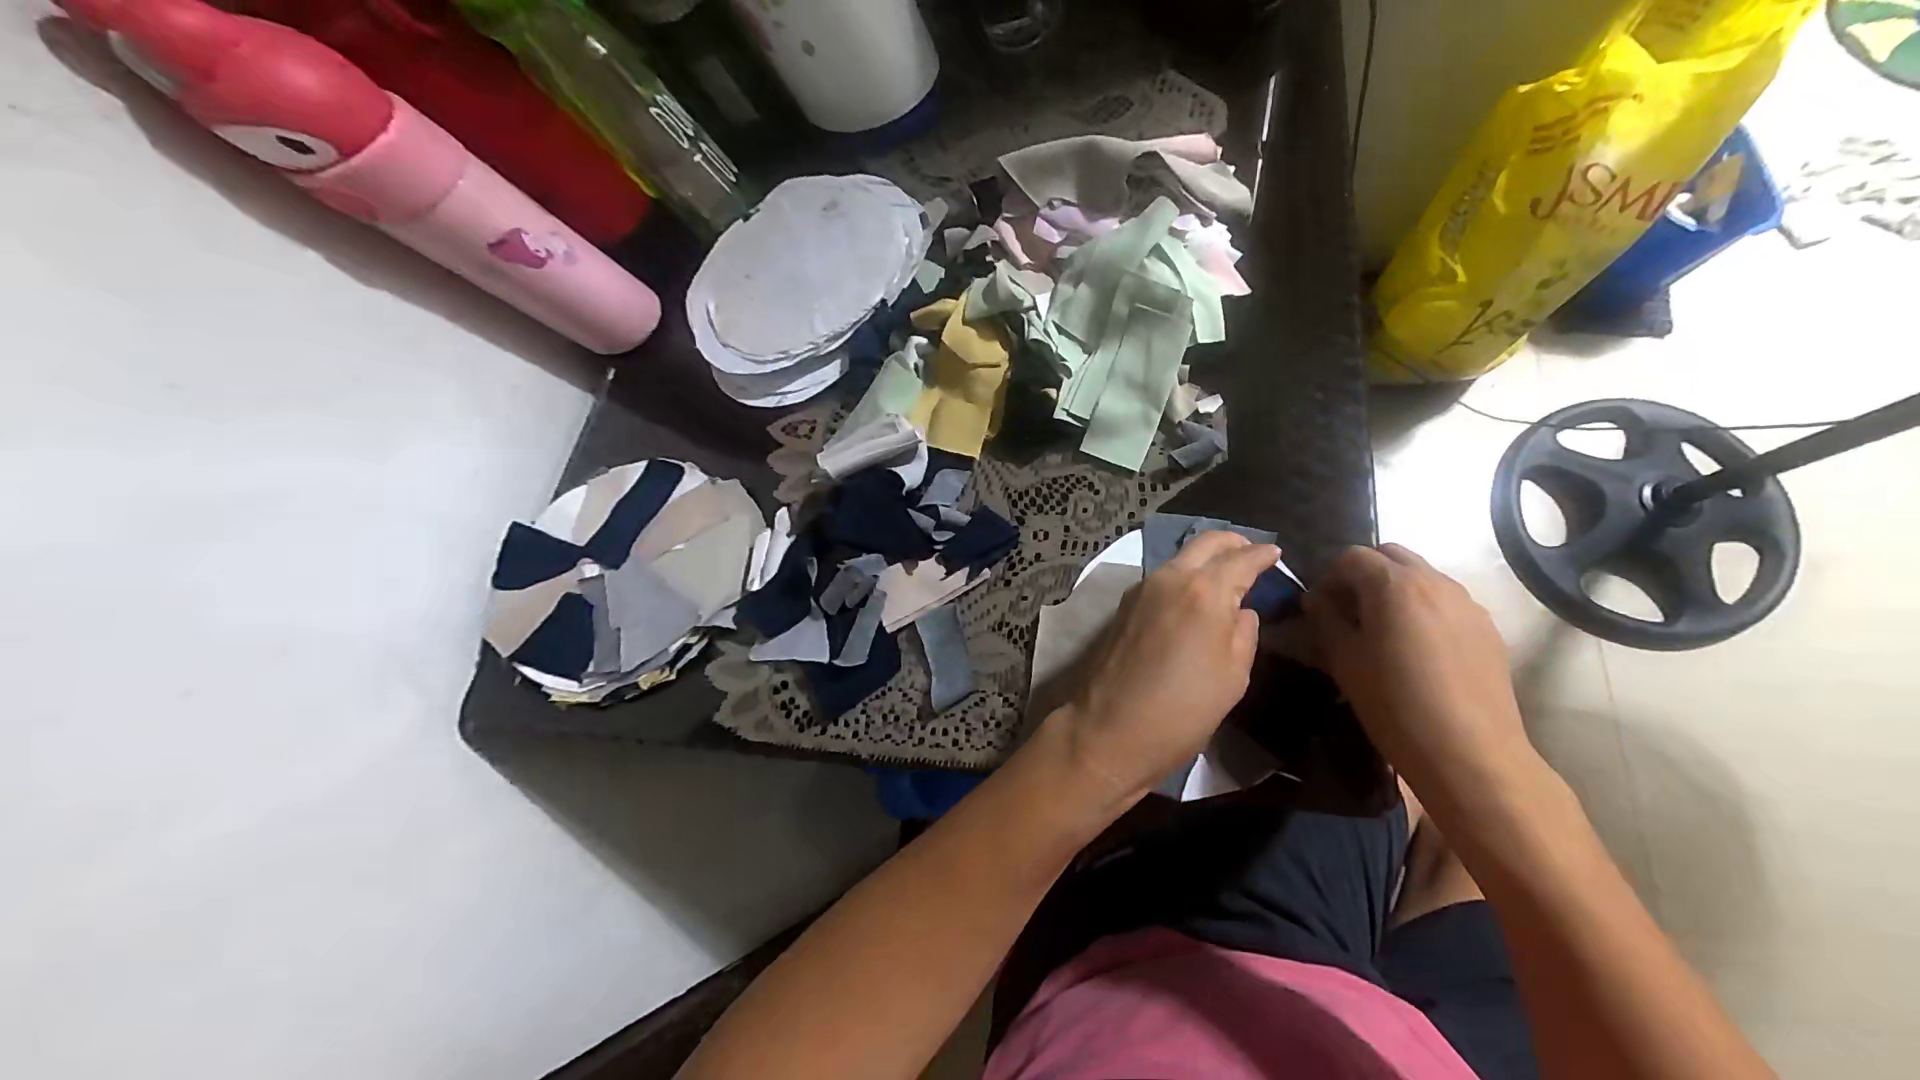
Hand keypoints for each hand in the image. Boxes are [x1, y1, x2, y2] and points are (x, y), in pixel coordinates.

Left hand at [1052, 531, 1278, 806]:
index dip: (1262, 555)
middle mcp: (1170, 578)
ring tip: (1225, 572)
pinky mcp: (1124, 606)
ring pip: (1180, 557)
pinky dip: (1183, 574)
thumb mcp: (1233, 675)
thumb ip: (1243, 633)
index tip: (1275, 554)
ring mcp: (1142, 589)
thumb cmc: (1184, 708)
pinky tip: (1193, 592)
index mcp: (1204, 591)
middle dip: (1232, 543)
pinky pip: (1162, 577)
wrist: (1111, 728)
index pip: (1241, 559)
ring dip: (1204, 557)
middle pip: (1206, 543)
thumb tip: (1241, 610)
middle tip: (1251, 552)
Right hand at [1303, 545, 1538, 800]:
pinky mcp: (1487, 629)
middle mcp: (1435, 582)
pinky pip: (1445, 602)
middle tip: (1348, 611)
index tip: (1319, 608)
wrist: (1470, 754)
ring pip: (1421, 576)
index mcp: (1395, 585)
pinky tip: (1416, 650)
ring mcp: (1467, 604)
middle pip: (1391, 555)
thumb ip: (1326, 620)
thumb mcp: (1345, 661)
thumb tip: (1316, 600)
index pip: (1352, 557)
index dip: (1328, 577)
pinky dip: (1422, 609)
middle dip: (1363, 574)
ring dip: (1394, 590)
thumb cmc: (1395, 705)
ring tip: (1382, 631)